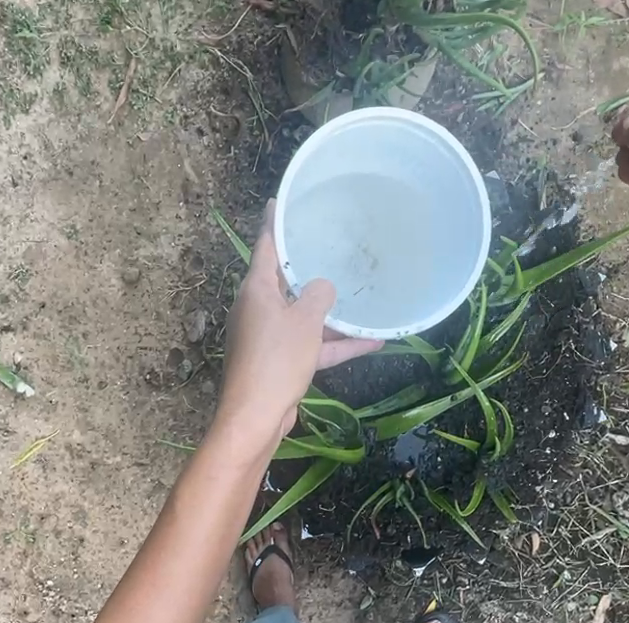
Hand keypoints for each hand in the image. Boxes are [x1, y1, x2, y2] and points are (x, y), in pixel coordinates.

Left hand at [215, 201, 381, 446]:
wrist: (255, 417)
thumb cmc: (276, 360)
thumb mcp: (305, 321)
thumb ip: (318, 296)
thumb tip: (323, 289)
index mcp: (256, 290)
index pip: (266, 246)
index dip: (274, 221)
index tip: (279, 200)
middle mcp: (257, 310)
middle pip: (286, 282)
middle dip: (310, 269)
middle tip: (332, 245)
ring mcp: (267, 338)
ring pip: (303, 318)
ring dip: (332, 315)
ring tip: (365, 300)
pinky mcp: (278, 364)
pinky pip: (310, 346)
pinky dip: (335, 345)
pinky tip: (372, 342)